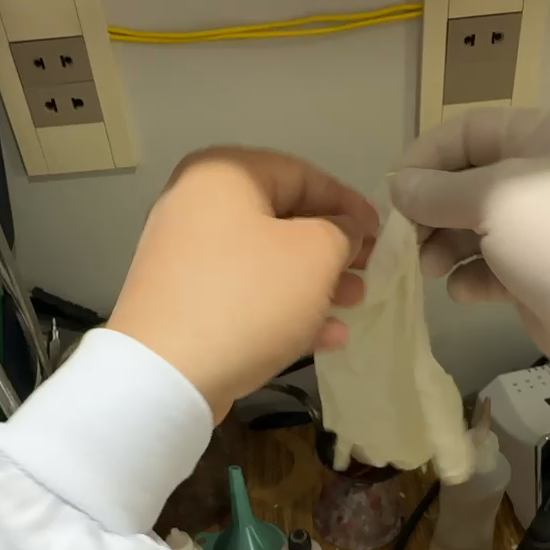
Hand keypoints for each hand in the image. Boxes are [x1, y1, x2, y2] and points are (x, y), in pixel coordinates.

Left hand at [108, 147, 378, 419]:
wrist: (169, 374)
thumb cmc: (248, 299)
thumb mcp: (314, 256)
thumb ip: (341, 233)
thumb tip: (345, 232)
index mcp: (224, 176)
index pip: (302, 175)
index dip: (349, 203)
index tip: (380, 233)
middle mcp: (197, 207)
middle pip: (283, 222)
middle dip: (333, 250)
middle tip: (369, 273)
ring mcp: (186, 260)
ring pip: (267, 265)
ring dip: (316, 285)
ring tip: (355, 305)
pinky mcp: (184, 306)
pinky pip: (244, 297)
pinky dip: (284, 311)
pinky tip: (326, 337)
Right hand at [388, 109, 549, 376]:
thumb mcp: (493, 197)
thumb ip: (437, 191)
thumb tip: (397, 185)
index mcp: (544, 136)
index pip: (468, 131)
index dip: (425, 158)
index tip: (393, 193)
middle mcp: (543, 176)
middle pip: (467, 183)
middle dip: (431, 210)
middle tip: (405, 240)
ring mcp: (541, 228)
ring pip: (474, 228)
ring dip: (444, 247)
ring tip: (431, 271)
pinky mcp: (536, 273)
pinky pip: (490, 268)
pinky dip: (470, 278)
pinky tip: (464, 293)